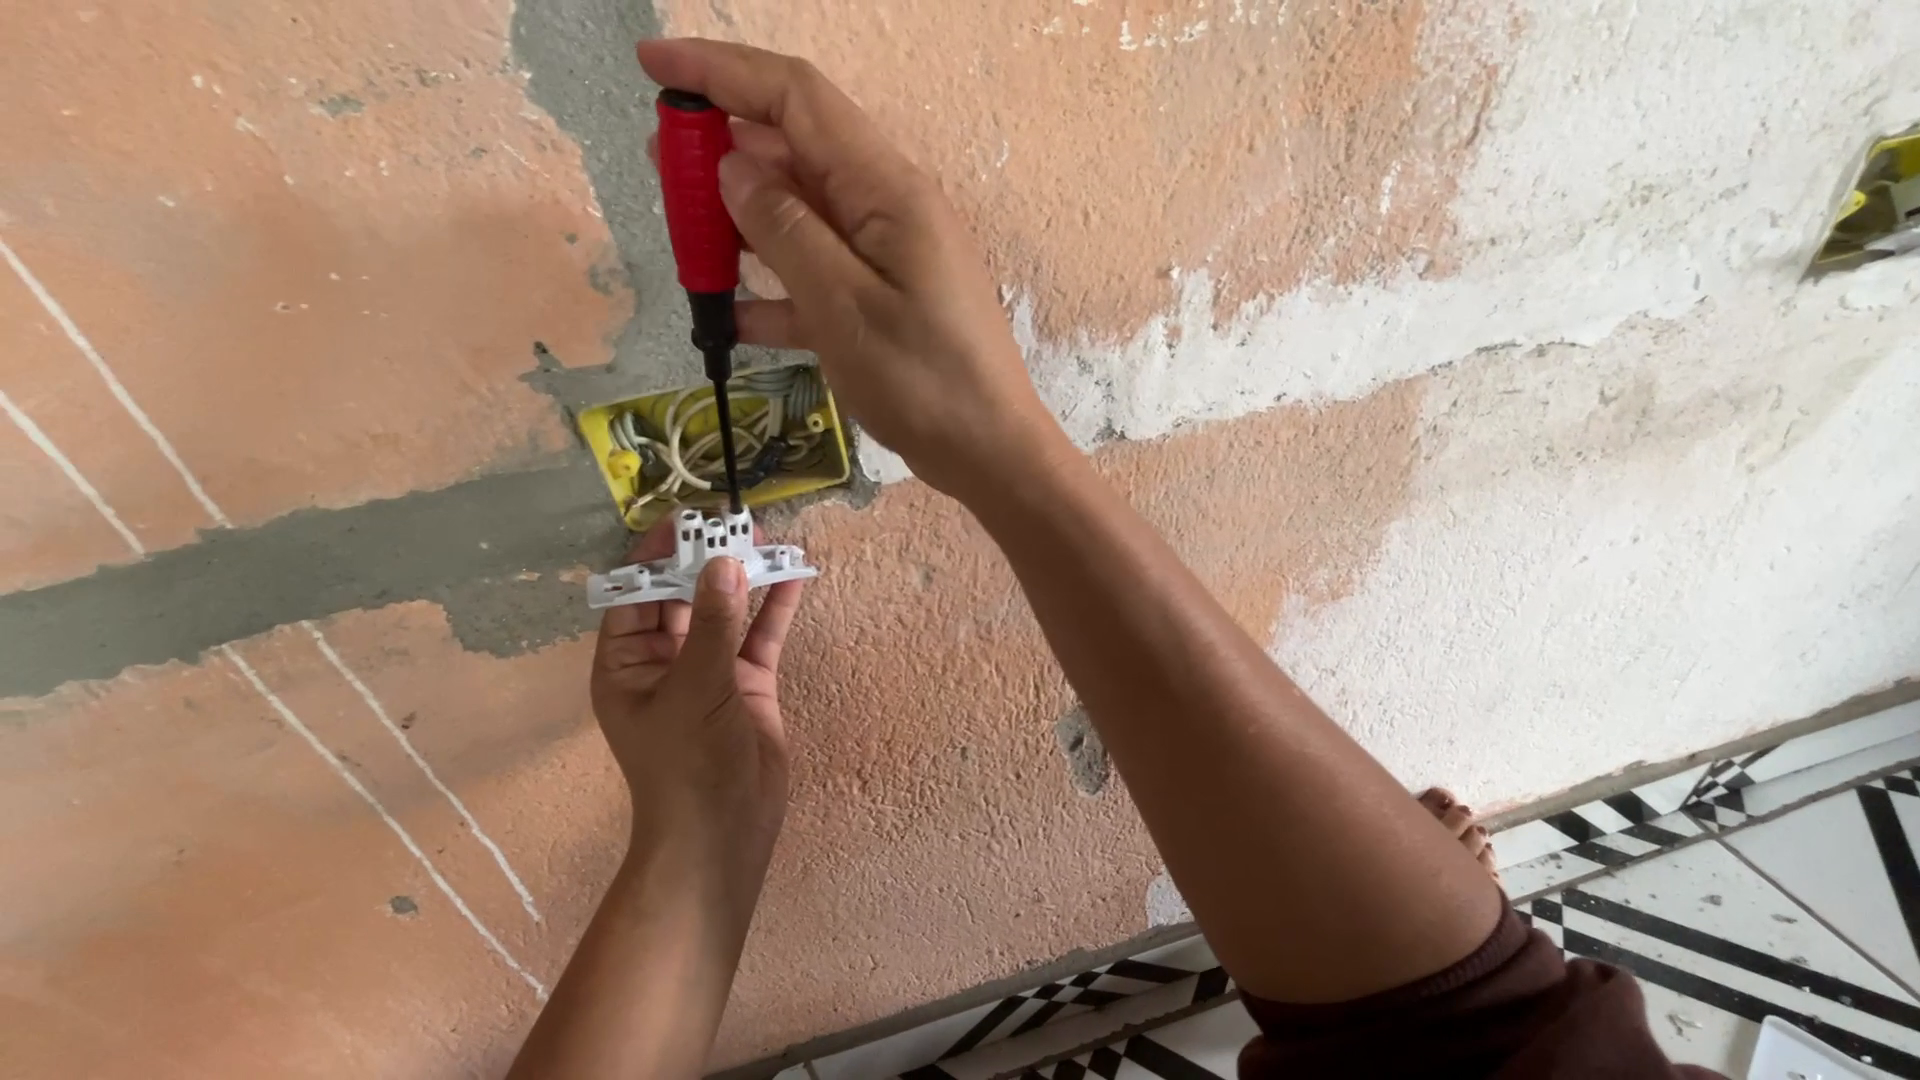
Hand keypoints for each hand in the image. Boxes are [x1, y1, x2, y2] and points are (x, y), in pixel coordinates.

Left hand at [589, 522, 804, 914]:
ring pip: (726, 611)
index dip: (656, 556)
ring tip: (766, 537)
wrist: (725, 831)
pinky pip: (760, 636)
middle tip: (734, 521)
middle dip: (706, 560)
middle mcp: (665, 660)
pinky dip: (776, 608)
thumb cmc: (688, 763)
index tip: (686, 521)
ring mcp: (710, 670)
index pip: (635, 595)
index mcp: (627, 662)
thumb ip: (714, 623)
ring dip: (744, 577)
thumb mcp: (696, 688)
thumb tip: (726, 562)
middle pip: (683, 596)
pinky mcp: (748, 683)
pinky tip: (794, 575)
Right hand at [636, 38, 1072, 498]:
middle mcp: (887, 210)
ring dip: (741, 220)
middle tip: (664, 167)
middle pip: (795, 153)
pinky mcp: (881, 302)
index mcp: (886, 191)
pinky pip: (818, 277)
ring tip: (686, 233)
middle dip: (724, 149)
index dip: (723, 72)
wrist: (988, 453)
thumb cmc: (924, 382)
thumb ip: (785, 230)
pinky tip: (733, 316)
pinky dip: (775, 288)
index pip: (797, 99)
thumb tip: (735, 165)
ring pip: (800, 216)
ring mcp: (886, 257)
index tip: (653, 67)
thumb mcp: (844, 305)